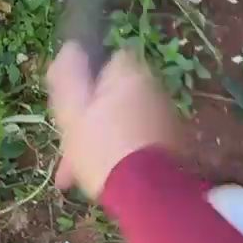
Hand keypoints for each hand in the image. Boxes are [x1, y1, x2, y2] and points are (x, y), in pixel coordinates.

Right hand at [45, 43, 179, 199]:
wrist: (148, 195)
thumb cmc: (103, 148)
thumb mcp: (73, 111)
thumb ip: (69, 74)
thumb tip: (71, 47)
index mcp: (130, 74)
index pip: (109, 59)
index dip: (88, 78)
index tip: (73, 103)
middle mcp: (154, 89)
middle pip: (114, 94)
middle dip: (90, 117)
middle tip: (69, 145)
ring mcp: (166, 117)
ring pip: (123, 120)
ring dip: (101, 138)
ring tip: (77, 170)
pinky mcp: (173, 143)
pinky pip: (138, 140)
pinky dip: (120, 152)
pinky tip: (100, 177)